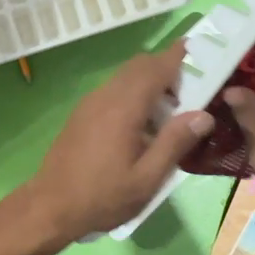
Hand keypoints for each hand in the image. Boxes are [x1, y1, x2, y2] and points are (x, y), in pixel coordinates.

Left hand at [19, 43, 214, 241]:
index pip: (155, 68)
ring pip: (125, 77)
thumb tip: (203, 115)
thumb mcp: (147, 178)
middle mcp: (106, 95)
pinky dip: (133, 93)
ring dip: (149, 83)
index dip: (177, 56)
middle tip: (189, 96)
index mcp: (124, 107)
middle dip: (166, 70)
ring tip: (169, 115)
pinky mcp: (83, 112)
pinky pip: (114, 89)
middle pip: (139, 66)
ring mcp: (91, 102)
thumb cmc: (104, 195)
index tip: (197, 50)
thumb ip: (175, 143)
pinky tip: (142, 126)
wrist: (52, 204)